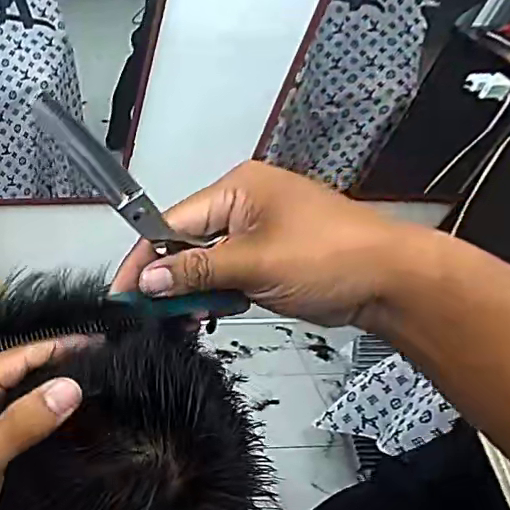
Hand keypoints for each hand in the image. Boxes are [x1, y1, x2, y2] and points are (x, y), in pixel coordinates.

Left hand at [0, 339, 85, 509]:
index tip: (96, 345)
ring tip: (88, 380)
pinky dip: (38, 407)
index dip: (57, 348)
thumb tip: (70, 387)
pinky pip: (14, 410)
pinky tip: (60, 413)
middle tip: (99, 361)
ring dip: (48, 384)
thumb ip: (25, 420)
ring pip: (16, 388)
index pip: (17, 356)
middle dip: (56, 361)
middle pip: (17, 367)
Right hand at [112, 161, 429, 327]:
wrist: (386, 281)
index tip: (124, 291)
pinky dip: (213, 296)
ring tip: (181, 319)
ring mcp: (253, 235)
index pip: (173, 222)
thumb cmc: (332, 257)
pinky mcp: (263, 261)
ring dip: (191, 292)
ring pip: (203, 264)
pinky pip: (224, 277)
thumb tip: (150, 280)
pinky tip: (204, 315)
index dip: (145, 258)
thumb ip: (198, 271)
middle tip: (149, 314)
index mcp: (238, 189)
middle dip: (167, 279)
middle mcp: (242, 206)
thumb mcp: (255, 263)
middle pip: (185, 243)